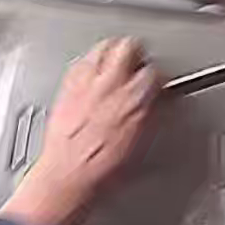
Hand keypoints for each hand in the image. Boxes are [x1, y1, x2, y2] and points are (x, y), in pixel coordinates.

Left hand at [0, 37, 157, 224]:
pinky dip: (90, 63)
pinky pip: (81, 61)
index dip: (158, 76)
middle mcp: (110, 85)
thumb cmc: (102, 170)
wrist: (68, 176)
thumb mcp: (142, 144)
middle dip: (136, 53)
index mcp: (134, 100)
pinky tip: (92, 73)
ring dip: (112, 52)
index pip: (155, 72)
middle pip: (128, 47)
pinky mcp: (67, 85)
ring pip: (103, 47)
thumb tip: (155, 103)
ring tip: (115, 60)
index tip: (156, 82)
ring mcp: (86, 82)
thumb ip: (151, 114)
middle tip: (138, 61)